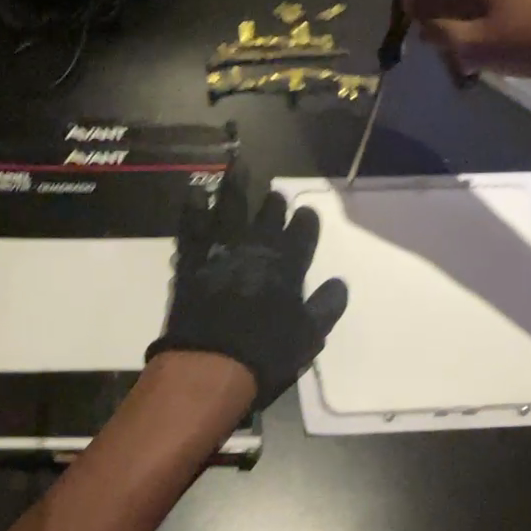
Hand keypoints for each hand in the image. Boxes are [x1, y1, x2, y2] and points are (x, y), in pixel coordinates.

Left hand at [147, 173, 347, 410]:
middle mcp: (256, 250)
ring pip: (230, 210)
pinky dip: (194, 208)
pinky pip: (192, 227)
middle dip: (273, 203)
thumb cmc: (266, 354)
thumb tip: (340, 284)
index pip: (303, 235)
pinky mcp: (191, 262)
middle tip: (274, 192)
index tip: (306, 211)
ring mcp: (221, 252)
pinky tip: (195, 193)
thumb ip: (326, 307)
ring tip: (236, 168)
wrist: (212, 362)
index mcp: (288, 267)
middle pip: (268, 218)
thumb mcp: (309, 336)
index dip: (306, 222)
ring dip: (234, 188)